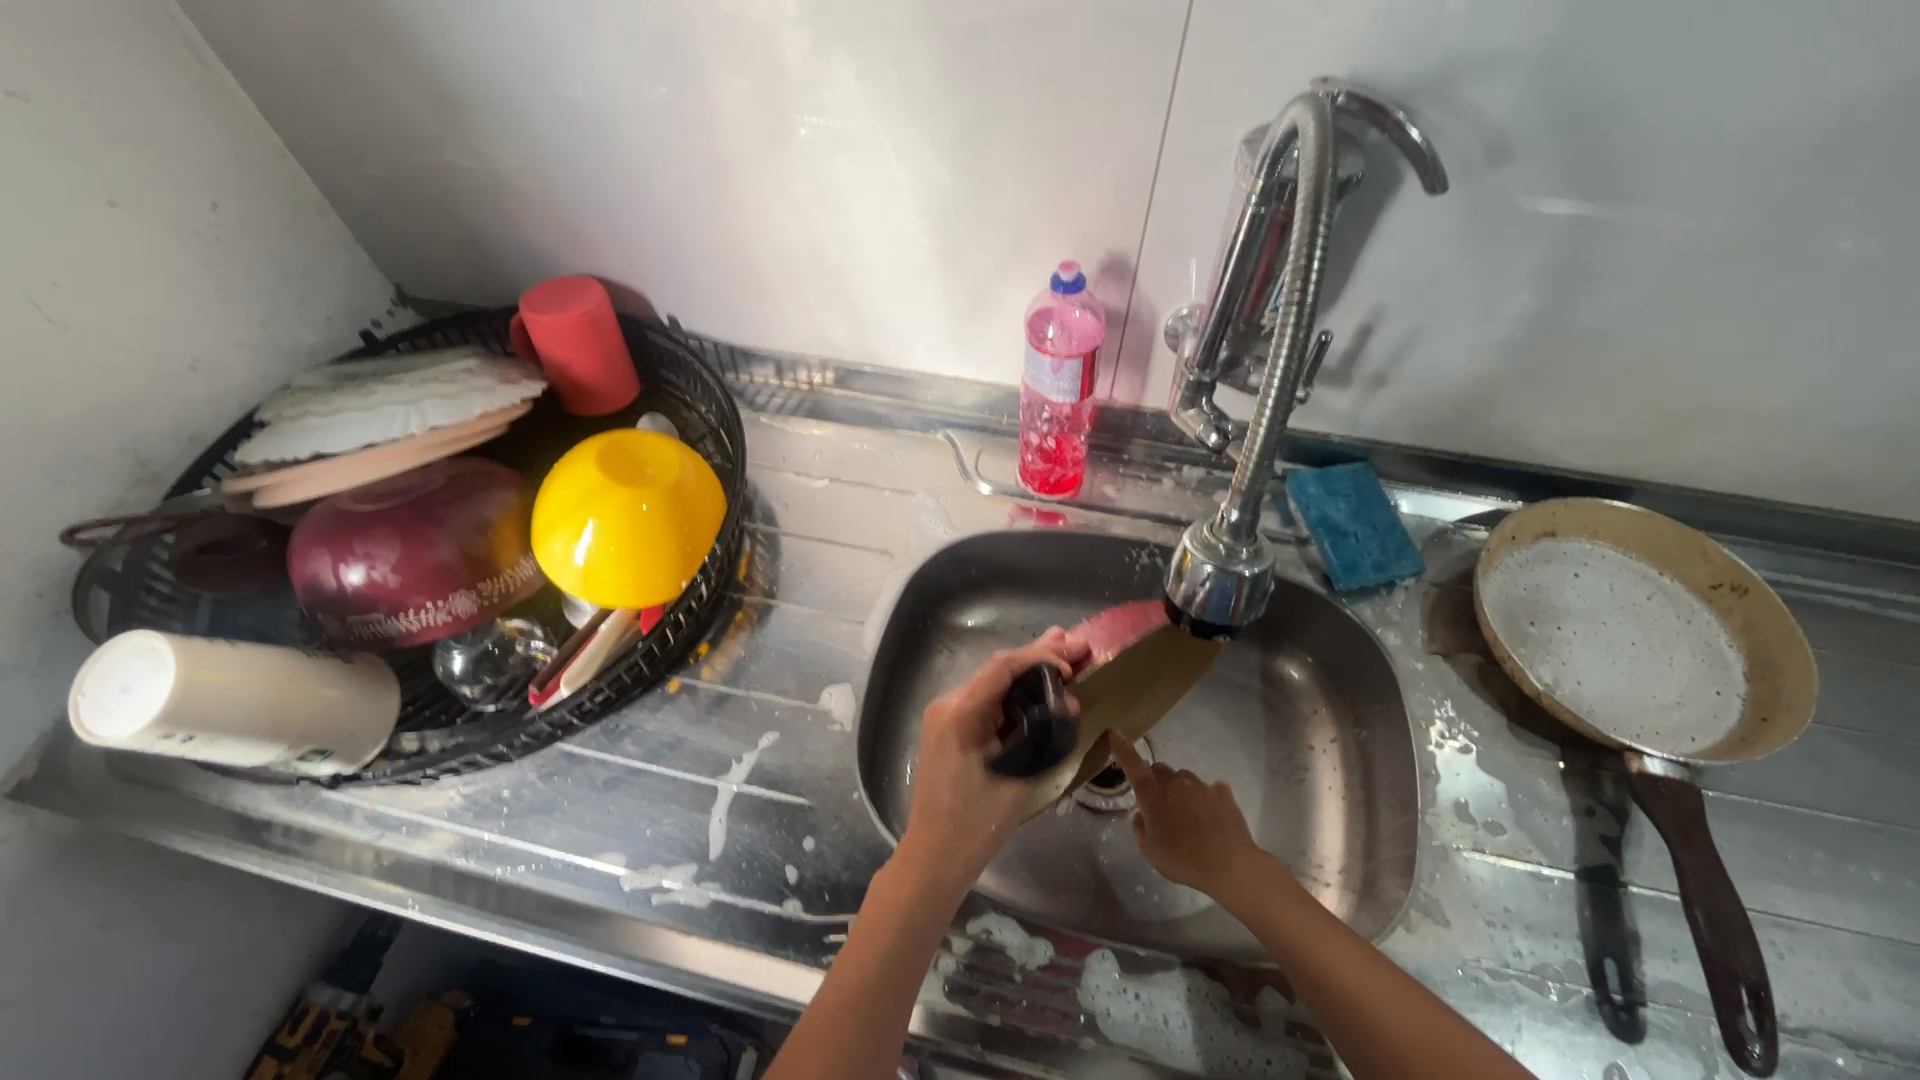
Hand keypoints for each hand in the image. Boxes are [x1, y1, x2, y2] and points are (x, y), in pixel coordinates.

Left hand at [896, 627, 1089, 891]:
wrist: (936, 854)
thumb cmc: (977, 821)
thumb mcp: (1018, 774)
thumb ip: (1042, 732)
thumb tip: (1066, 703)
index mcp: (959, 713)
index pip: (1003, 668)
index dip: (1040, 658)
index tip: (1073, 662)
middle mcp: (948, 704)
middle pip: (998, 669)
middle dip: (1039, 656)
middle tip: (1076, 643)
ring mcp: (946, 715)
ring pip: (993, 683)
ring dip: (1028, 672)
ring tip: (1066, 656)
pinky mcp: (950, 729)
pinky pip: (986, 701)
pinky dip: (1014, 693)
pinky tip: (1041, 686)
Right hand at [1110, 734, 1267, 896]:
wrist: (1229, 865)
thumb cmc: (1182, 859)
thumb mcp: (1150, 851)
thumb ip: (1141, 828)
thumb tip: (1143, 815)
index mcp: (1153, 794)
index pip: (1133, 765)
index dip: (1122, 748)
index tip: (1115, 732)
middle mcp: (1176, 783)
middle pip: (1160, 770)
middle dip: (1156, 781)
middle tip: (1159, 806)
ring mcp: (1202, 786)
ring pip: (1185, 779)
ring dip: (1181, 790)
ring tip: (1188, 816)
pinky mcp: (1224, 794)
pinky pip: (1210, 789)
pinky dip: (1206, 799)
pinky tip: (1210, 818)